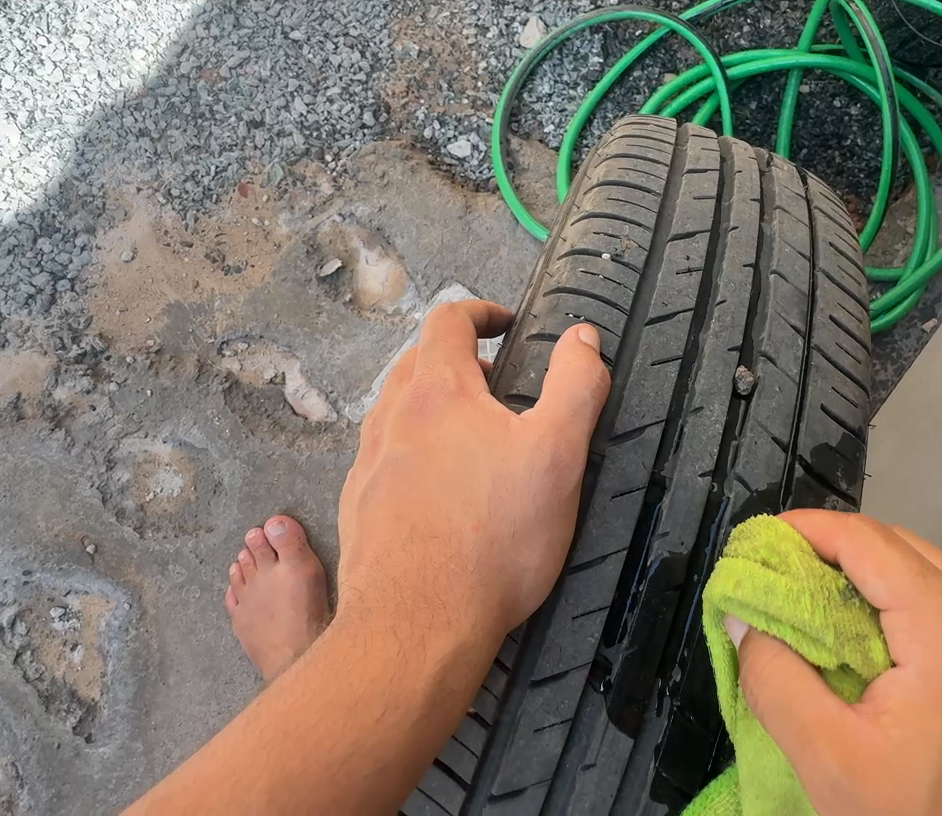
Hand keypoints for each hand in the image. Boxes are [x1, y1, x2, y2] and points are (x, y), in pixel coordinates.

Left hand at [336, 300, 610, 637]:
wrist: (416, 629)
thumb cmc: (495, 536)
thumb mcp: (558, 453)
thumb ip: (576, 384)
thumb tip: (582, 336)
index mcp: (439, 391)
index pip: (448, 320)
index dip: (480, 311)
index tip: (507, 324)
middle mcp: (393, 417)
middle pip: (417, 361)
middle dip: (457, 357)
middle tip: (496, 383)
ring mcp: (368, 464)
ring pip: (395, 409)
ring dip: (431, 402)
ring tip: (470, 434)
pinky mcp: (358, 507)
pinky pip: (384, 455)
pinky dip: (412, 447)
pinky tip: (438, 489)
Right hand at [733, 511, 941, 815]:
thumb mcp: (833, 766)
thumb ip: (775, 679)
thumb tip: (745, 619)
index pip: (867, 540)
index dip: (807, 529)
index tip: (758, 543)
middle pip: (902, 548)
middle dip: (836, 549)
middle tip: (780, 576)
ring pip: (933, 577)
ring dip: (872, 579)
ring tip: (818, 609)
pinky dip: (908, 609)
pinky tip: (877, 651)